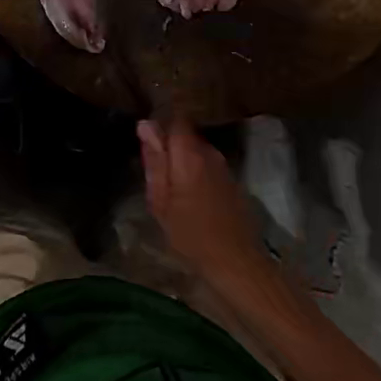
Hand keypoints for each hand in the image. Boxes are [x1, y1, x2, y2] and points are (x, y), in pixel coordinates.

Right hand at [139, 117, 274, 286]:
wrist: (235, 262)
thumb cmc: (190, 233)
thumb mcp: (160, 200)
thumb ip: (154, 160)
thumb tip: (145, 124)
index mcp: (189, 154)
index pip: (175, 118)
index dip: (160, 123)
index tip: (147, 138)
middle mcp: (209, 152)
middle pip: (185, 133)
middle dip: (169, 144)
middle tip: (154, 168)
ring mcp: (223, 165)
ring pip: (196, 149)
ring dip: (182, 159)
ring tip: (170, 184)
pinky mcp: (231, 180)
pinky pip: (207, 164)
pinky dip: (195, 171)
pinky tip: (189, 193)